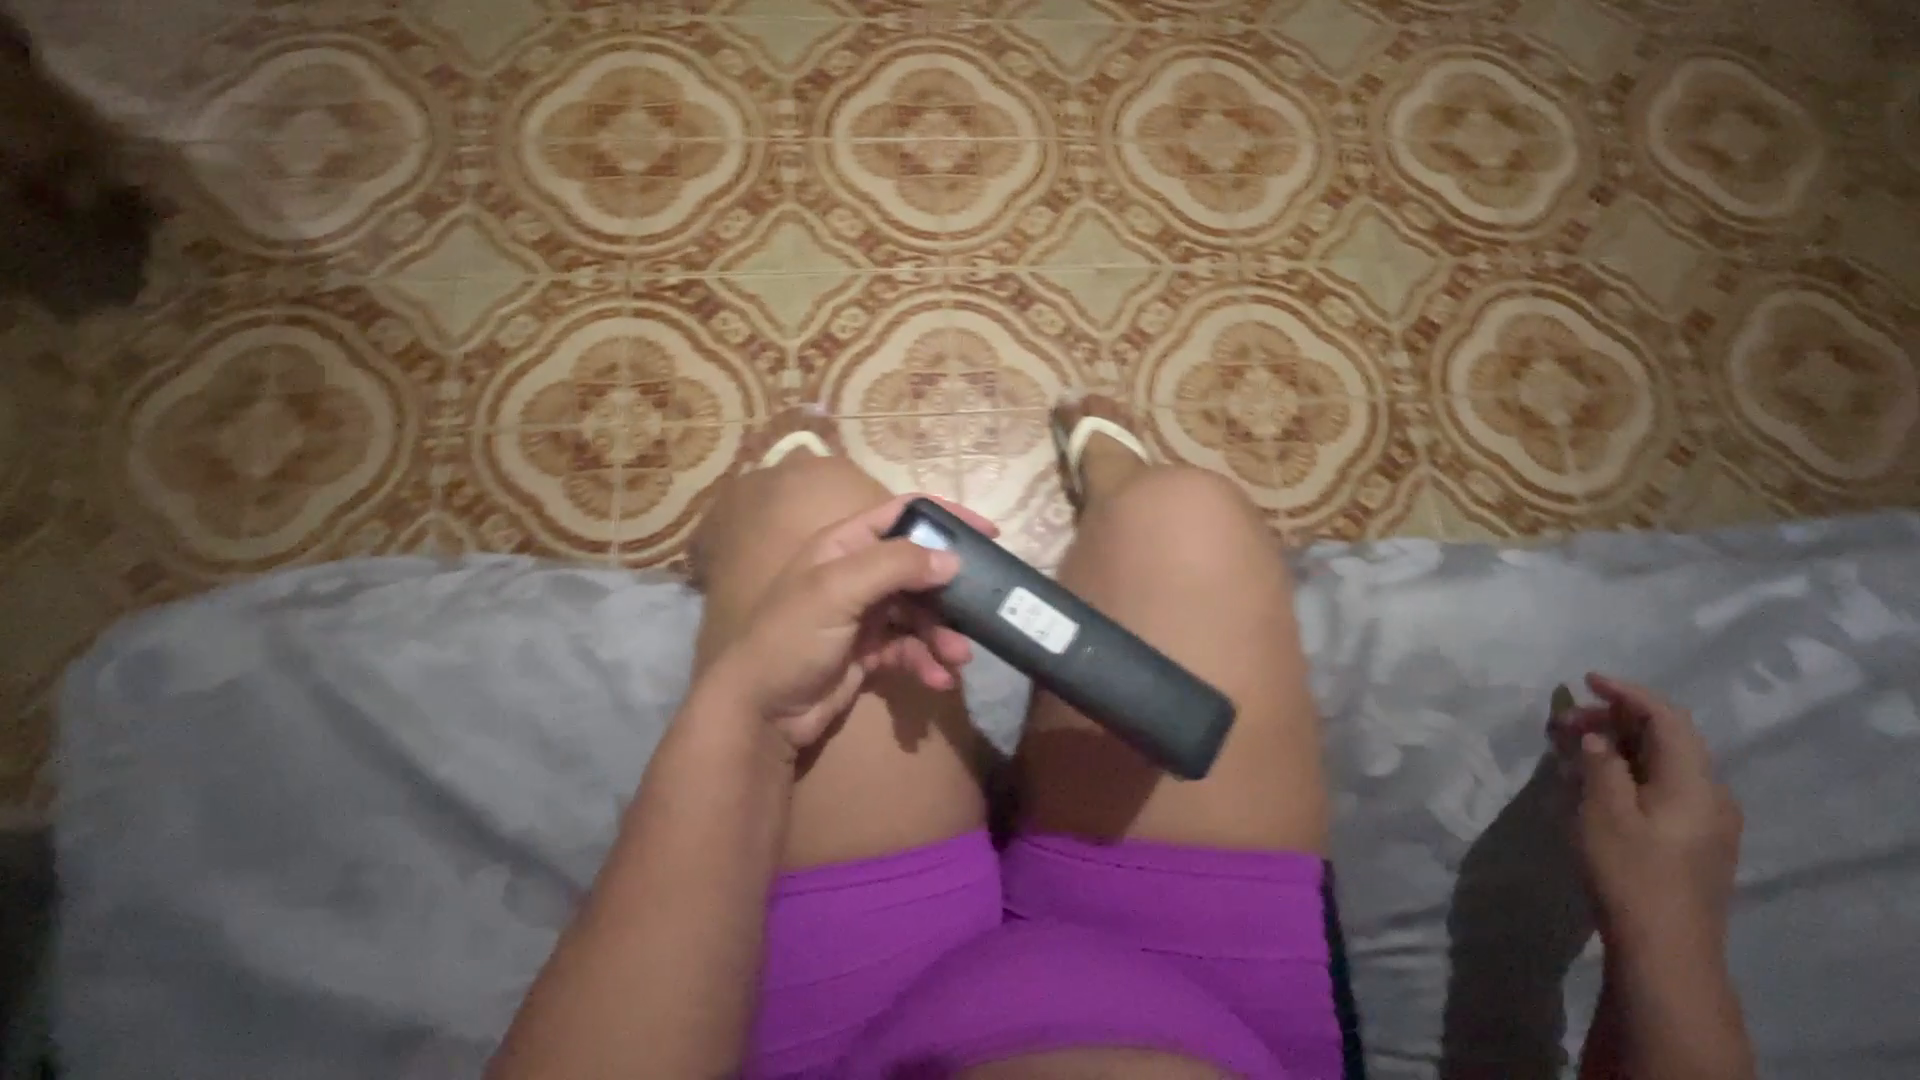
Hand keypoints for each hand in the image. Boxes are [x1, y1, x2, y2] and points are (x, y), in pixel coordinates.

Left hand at [705, 494, 994, 756]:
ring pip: (919, 613)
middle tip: (982, 608)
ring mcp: (864, 615)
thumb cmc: (791, 637)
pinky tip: (938, 680)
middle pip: (918, 568)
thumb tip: (952, 559)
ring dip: (943, 633)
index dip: (946, 517)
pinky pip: (910, 648)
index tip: (989, 533)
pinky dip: (927, 661)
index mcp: (844, 544)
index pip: (903, 513)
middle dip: (950, 590)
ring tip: (958, 656)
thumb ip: (895, 566)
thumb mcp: (837, 590)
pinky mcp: (870, 653)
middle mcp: (856, 574)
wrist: (761, 710)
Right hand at [1554, 674, 1742, 953]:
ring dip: (1618, 747)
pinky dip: (1628, 771)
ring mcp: (1708, 822)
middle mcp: (1711, 796)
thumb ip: (1601, 765)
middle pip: (1667, 739)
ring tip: (1572, 748)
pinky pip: (1662, 787)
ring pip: (1663, 765)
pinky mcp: (1694, 842)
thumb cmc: (1630, 872)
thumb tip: (1597, 737)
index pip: (1667, 719)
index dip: (1628, 693)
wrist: (1665, 948)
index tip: (1586, 679)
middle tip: (1564, 722)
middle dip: (1615, 721)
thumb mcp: (1604, 812)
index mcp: (1695, 783)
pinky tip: (1596, 782)